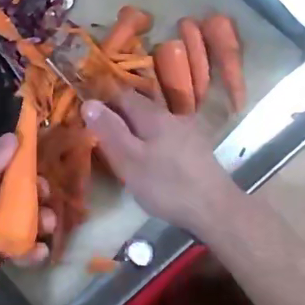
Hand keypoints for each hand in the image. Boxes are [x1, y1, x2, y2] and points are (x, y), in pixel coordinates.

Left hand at [0, 134, 54, 304]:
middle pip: (17, 190)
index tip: (40, 161)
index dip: (20, 161)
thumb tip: (14, 135)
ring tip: (47, 226)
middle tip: (45, 195)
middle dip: (36, 191)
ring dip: (41, 220)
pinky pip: (23, 247)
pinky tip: (38, 251)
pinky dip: (33, 249)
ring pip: (25, 218)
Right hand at [83, 90, 242, 236]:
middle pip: (141, 108)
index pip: (123, 95)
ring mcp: (189, 132)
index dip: (104, 102)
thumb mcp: (129, 160)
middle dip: (121, 117)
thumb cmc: (166, 185)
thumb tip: (89, 102)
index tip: (89, 119)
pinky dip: (154, 143)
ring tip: (125, 152)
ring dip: (138, 131)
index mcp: (154, 115)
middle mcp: (173, 116)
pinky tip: (152, 162)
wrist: (215, 209)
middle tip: (103, 138)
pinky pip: (168, 137)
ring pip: (155, 123)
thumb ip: (109, 131)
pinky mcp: (198, 150)